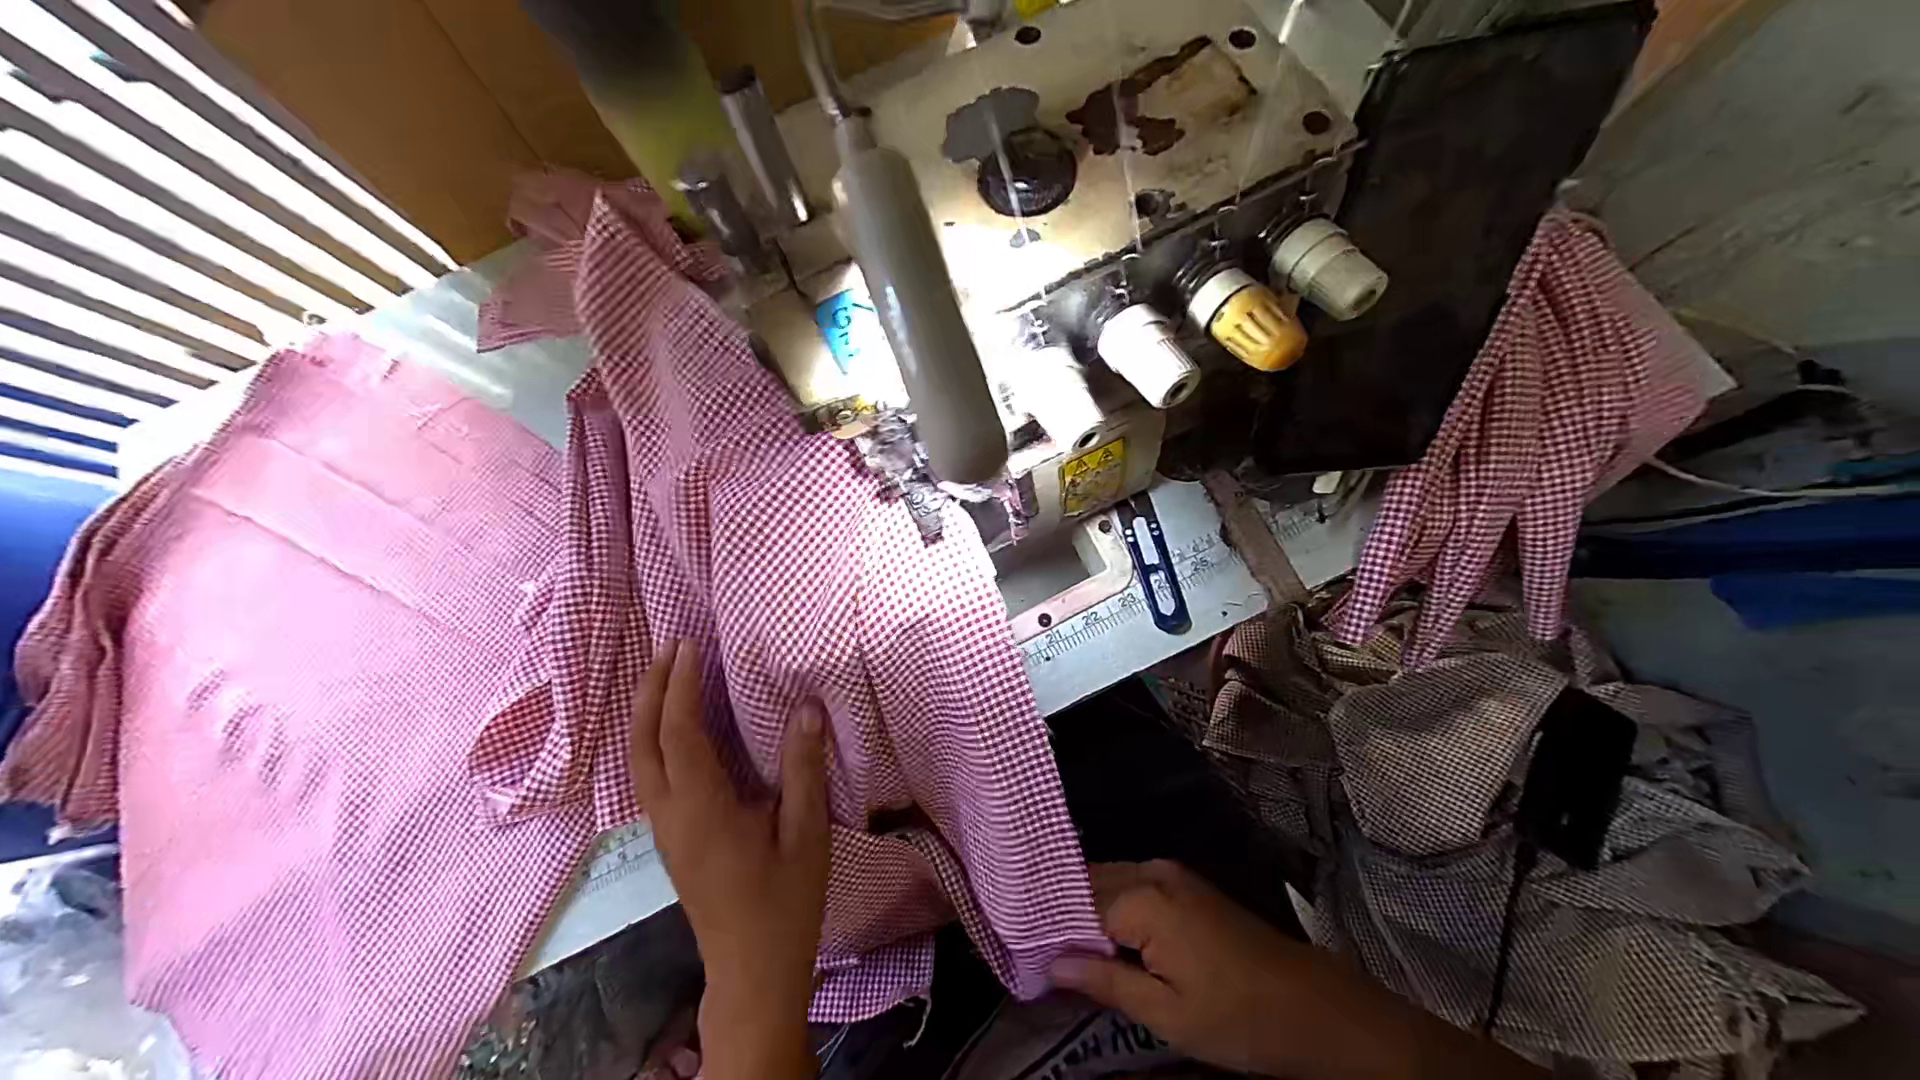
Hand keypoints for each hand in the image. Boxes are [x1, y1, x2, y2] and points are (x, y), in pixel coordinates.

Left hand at [630, 641, 829, 1079]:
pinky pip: (650, 774)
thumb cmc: (784, 902)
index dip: (680, 686)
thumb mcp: (806, 833)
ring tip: (667, 674)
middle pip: (643, 742)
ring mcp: (664, 830)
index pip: (679, 733)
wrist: (752, 970)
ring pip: (639, 759)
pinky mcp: (670, 839)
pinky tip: (674, 726)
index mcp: (702, 810)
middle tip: (670, 647)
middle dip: (651, 689)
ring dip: (647, 712)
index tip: (690, 646)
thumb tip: (807, 708)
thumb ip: (804, 769)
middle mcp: (671, 815)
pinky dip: (654, 737)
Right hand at [1049, 861, 1543, 1079]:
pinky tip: (1096, 932)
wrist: (1315, 1006)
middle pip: (1086, 884)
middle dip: (1059, 912)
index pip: (1072, 906)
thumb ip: (1103, 982)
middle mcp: (1151, 872)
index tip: (1019, 948)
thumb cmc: (1239, 1017)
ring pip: (1106, 881)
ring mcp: (1170, 873)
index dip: (1047, 929)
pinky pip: (1129, 883)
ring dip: (1082, 908)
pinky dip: (1107, 904)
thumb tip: (1050, 964)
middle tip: (1030, 943)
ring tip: (1056, 940)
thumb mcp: (1167, 1015)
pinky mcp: (1184, 883)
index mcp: (1142, 900)